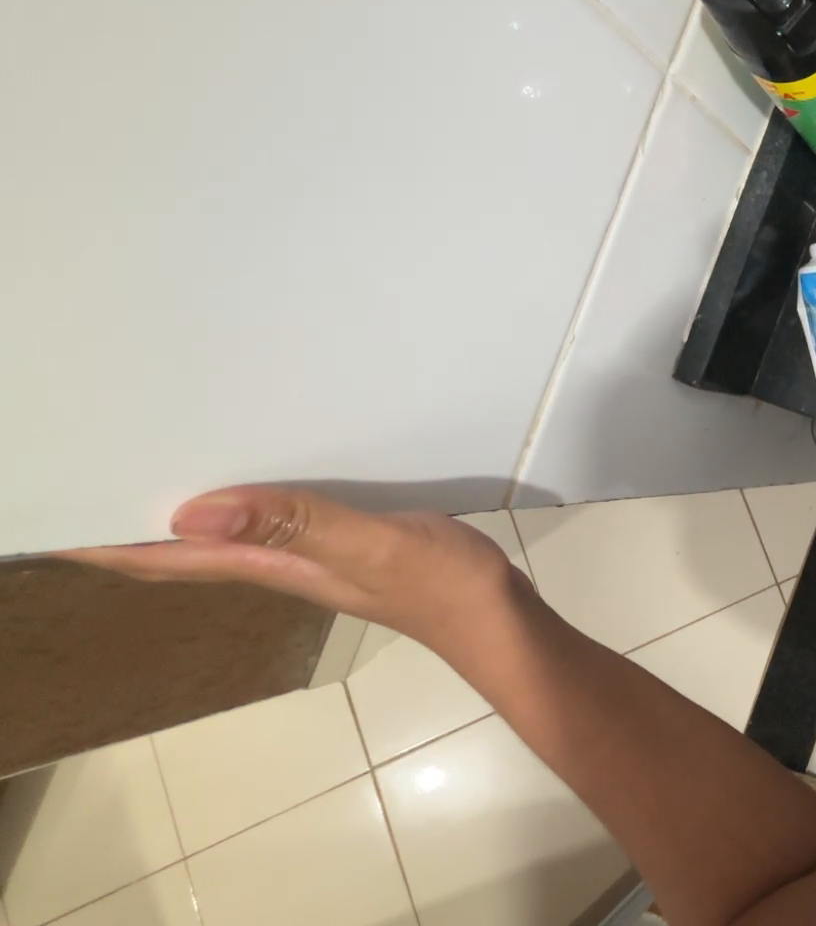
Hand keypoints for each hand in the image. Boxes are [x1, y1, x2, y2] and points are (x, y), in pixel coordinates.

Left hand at [60, 487, 524, 654]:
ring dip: (199, 504)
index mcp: (278, 567)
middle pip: (190, 547)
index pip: (168, 556)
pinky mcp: (358, 550)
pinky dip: (266, 500)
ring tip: (174, 459)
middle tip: (105, 460)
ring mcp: (324, 562)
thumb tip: (190, 512)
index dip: (101, 539)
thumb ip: (300, 526)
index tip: (51, 501)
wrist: (500, 619)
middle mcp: (286, 567)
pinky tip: (282, 474)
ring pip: (238, 534)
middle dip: (136, 515)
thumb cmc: (443, 584)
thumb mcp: (376, 547)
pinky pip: (289, 522)